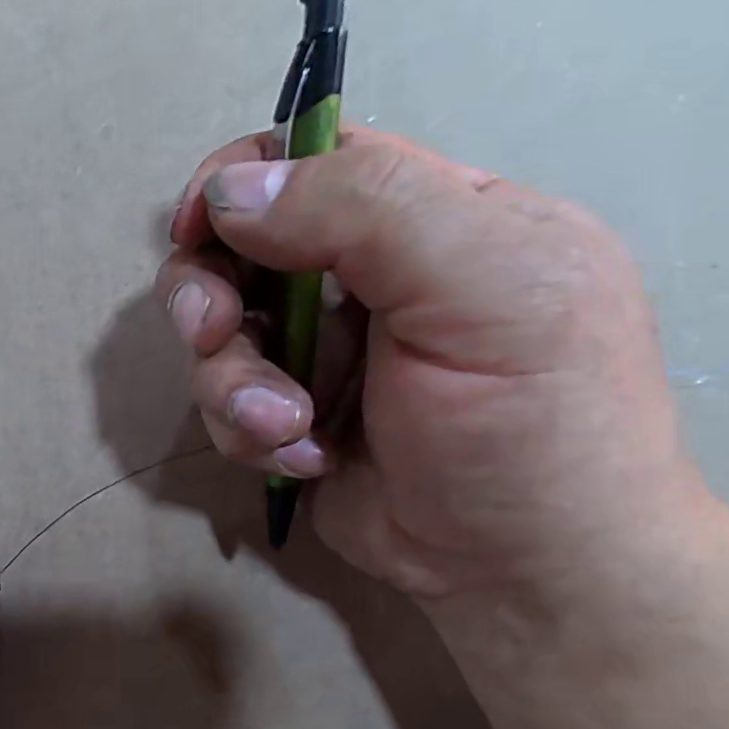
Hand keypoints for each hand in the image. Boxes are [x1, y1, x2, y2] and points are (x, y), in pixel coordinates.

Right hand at [155, 128, 705, 599]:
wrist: (520, 567)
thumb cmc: (534, 422)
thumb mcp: (484, 288)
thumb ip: (366, 212)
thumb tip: (230, 192)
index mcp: (424, 219)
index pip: (309, 160)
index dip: (237, 184)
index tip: (194, 229)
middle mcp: (359, 280)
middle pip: (235, 254)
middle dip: (209, 298)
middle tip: (212, 337)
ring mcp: (316, 355)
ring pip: (218, 343)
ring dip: (234, 387)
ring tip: (288, 431)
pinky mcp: (286, 418)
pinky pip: (224, 407)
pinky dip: (250, 435)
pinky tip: (306, 460)